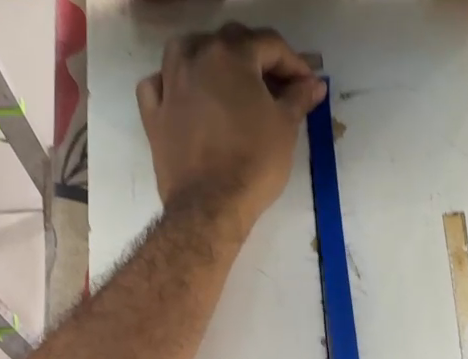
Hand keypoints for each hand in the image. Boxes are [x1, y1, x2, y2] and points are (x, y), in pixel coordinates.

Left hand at [136, 24, 326, 234]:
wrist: (210, 207)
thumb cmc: (253, 164)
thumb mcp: (285, 128)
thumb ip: (298, 97)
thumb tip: (313, 84)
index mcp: (231, 56)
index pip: (269, 45)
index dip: (293, 62)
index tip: (307, 84)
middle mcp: (196, 60)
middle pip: (228, 42)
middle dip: (255, 57)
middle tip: (274, 84)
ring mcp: (170, 87)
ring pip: (185, 52)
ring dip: (207, 56)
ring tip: (225, 78)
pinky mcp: (153, 117)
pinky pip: (156, 86)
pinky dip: (169, 83)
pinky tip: (182, 94)